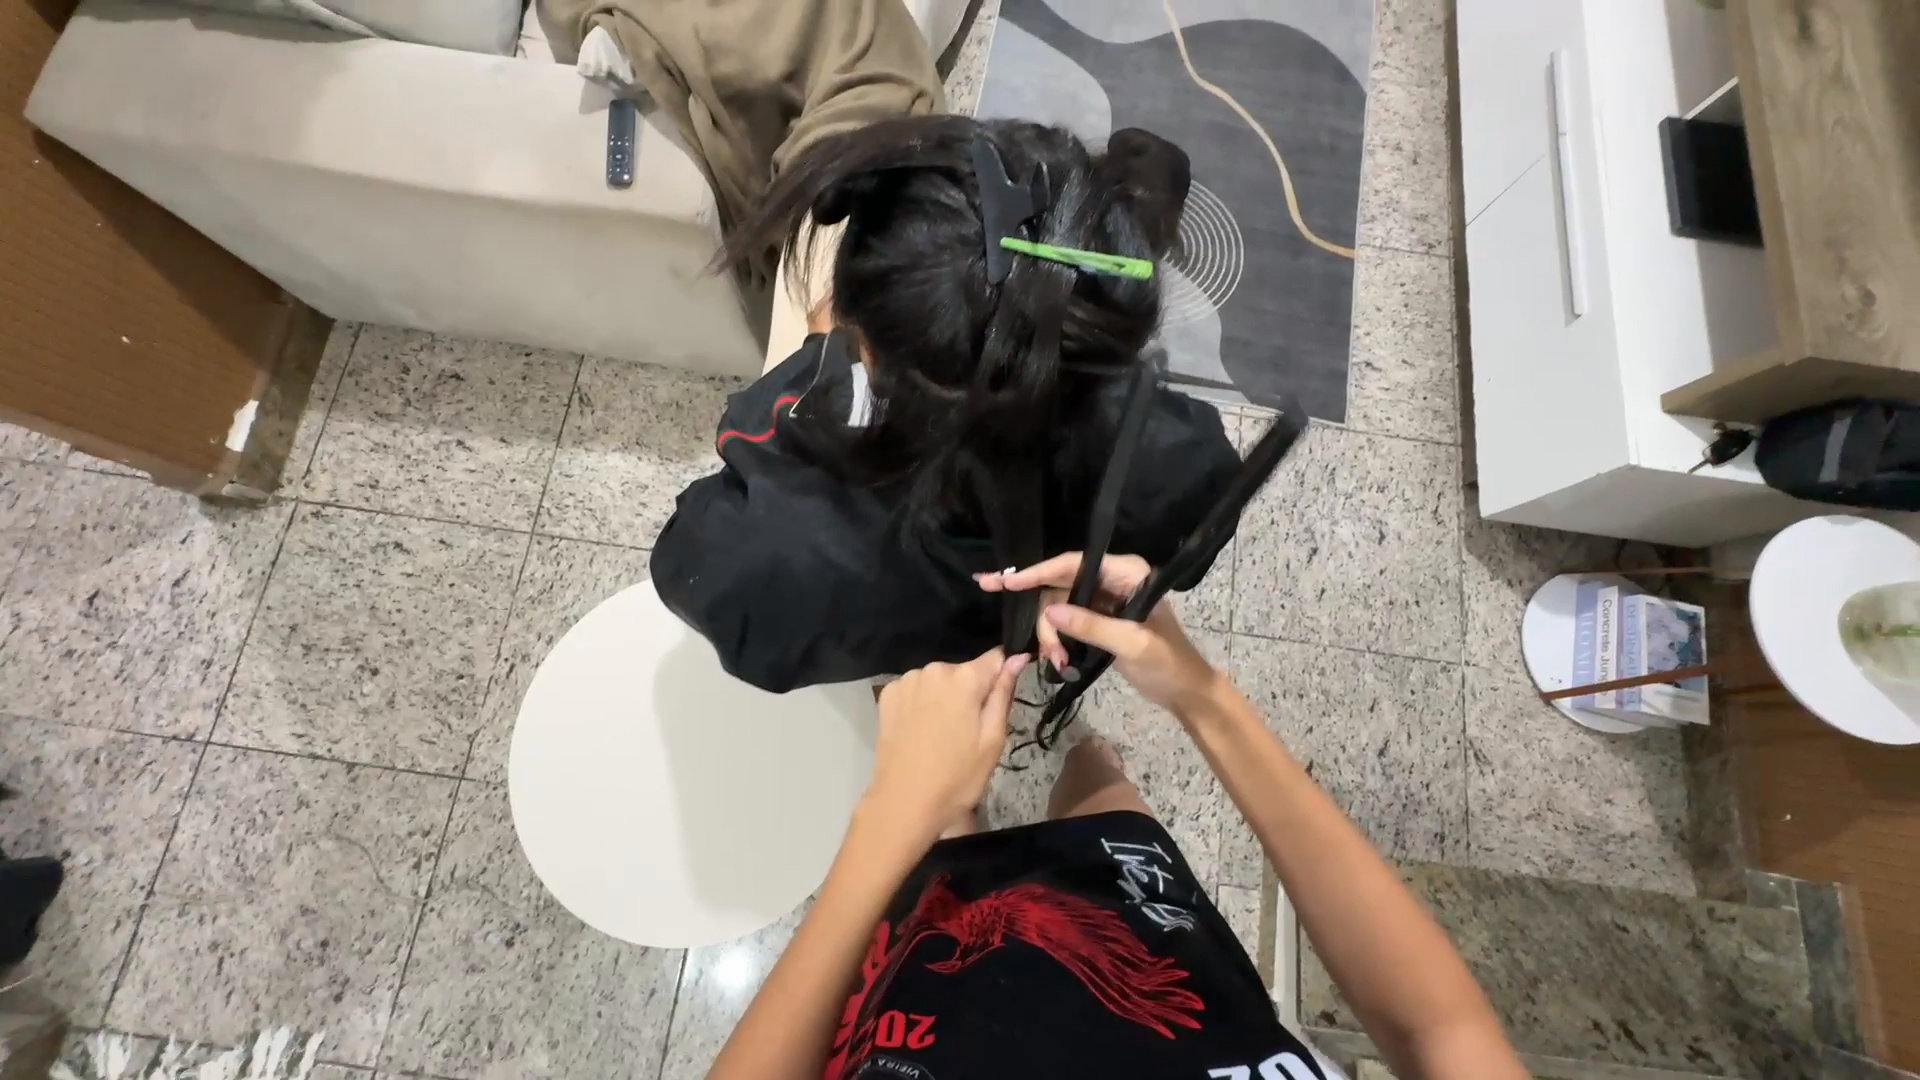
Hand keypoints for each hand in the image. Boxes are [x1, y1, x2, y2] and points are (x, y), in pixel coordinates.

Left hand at [863, 649, 1028, 843]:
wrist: (903, 803)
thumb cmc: (956, 778)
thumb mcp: (992, 740)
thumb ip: (1003, 693)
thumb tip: (1017, 657)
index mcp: (964, 678)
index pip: (995, 658)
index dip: (1002, 675)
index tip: (999, 699)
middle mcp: (933, 669)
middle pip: (964, 671)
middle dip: (971, 692)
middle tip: (968, 730)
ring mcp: (907, 680)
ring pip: (939, 680)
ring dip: (945, 697)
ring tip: (942, 733)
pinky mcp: (887, 693)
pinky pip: (916, 689)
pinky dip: (921, 702)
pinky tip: (920, 729)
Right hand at [979, 553, 1218, 710]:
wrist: (1186, 692)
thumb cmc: (1168, 664)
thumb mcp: (1131, 645)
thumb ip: (1091, 626)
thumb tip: (1048, 611)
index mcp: (1127, 573)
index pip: (1074, 565)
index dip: (1039, 571)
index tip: (1007, 581)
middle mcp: (1112, 580)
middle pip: (1060, 584)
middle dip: (1039, 610)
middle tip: (1005, 612)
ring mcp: (1104, 601)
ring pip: (1058, 606)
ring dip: (1050, 634)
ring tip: (1056, 660)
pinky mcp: (1099, 620)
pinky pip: (1066, 622)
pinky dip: (1056, 639)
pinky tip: (1055, 658)